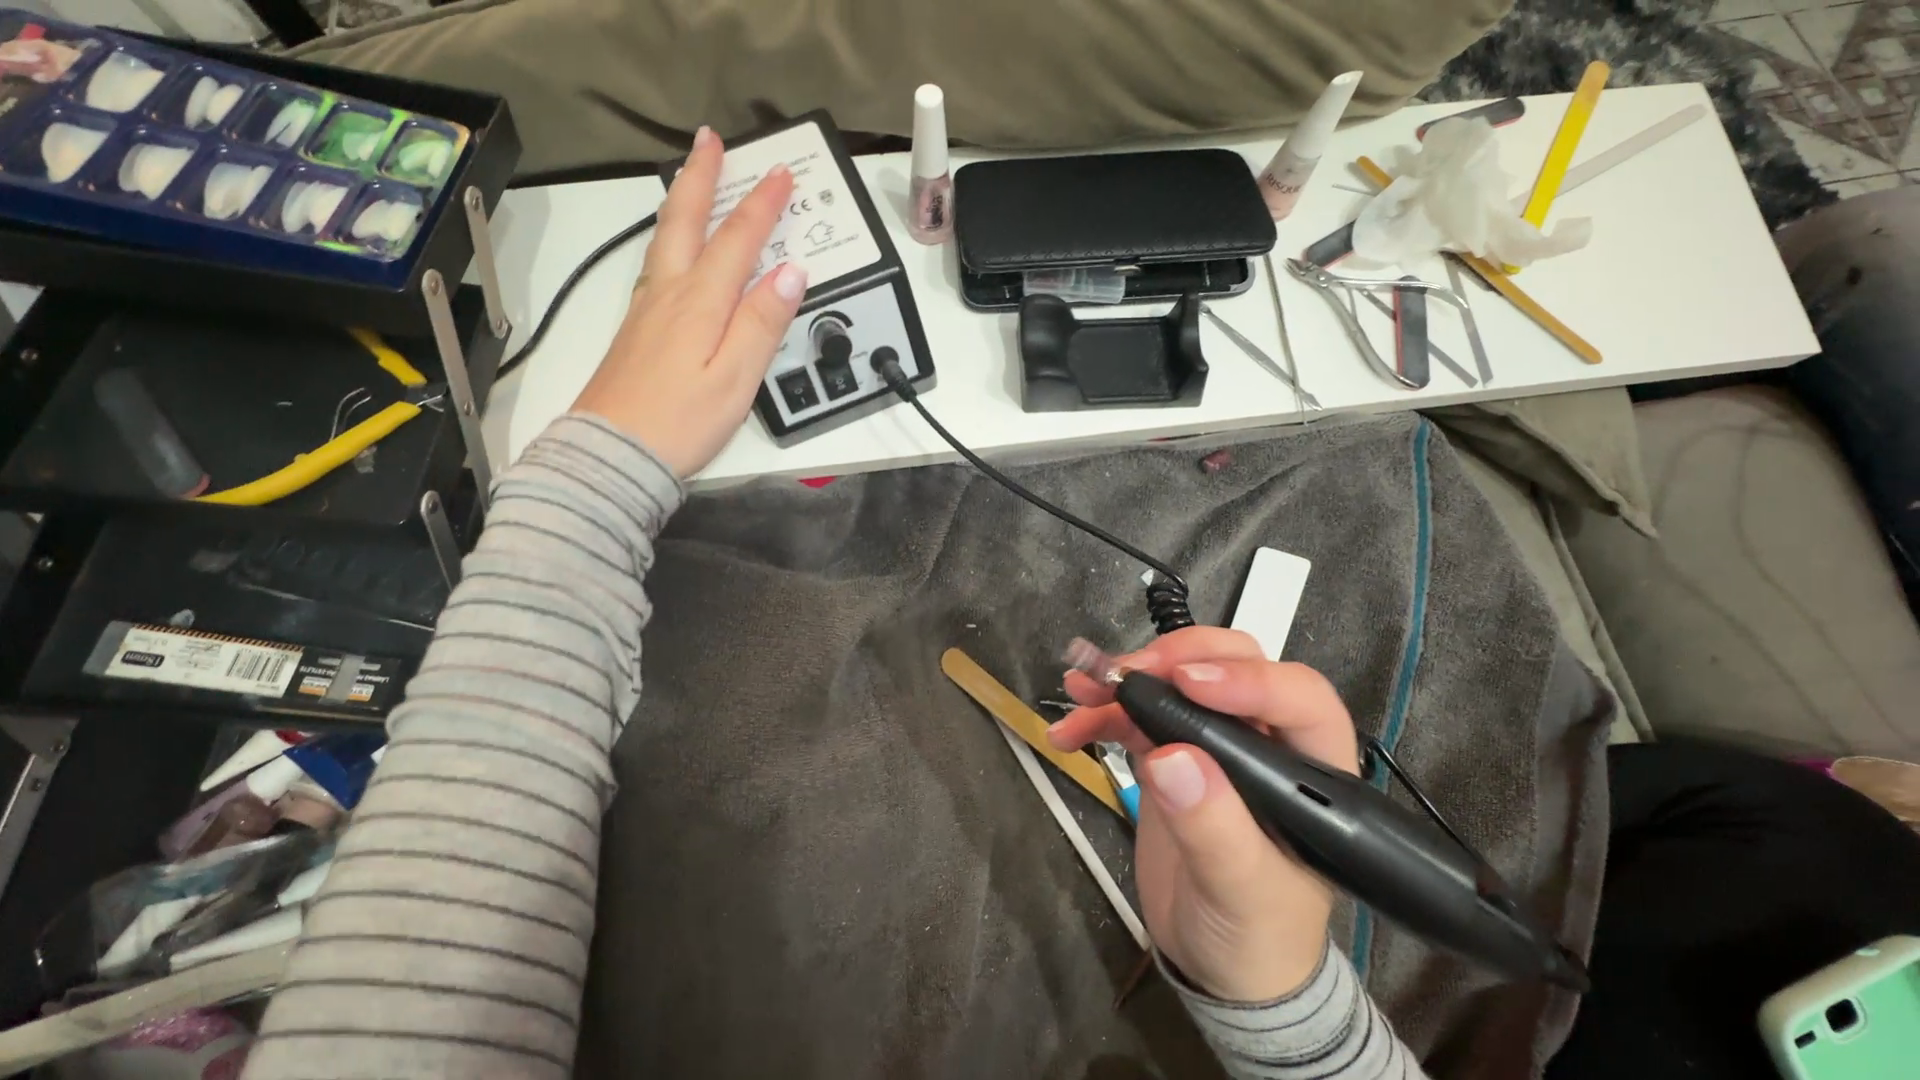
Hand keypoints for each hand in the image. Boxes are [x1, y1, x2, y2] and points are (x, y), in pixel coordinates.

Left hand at [572, 127, 804, 476]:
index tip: (781, 174)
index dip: (761, 205)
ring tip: (691, 175)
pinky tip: (673, 244)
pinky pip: (657, 263)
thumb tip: (790, 273)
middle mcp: (668, 295)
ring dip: (681, 200)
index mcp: (699, 304)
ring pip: (665, 239)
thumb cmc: (679, 423)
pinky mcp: (635, 329)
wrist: (612, 453)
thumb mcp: (735, 380)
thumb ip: (762, 325)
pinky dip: (670, 236)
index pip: (737, 241)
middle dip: (702, 178)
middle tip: (710, 139)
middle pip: (685, 223)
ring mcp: (646, 310)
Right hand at [1048, 627, 1360, 1002]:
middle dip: (1177, 661)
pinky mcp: (1173, 756)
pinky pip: (1139, 716)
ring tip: (1082, 692)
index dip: (1247, 679)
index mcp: (1312, 770)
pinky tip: (1071, 728)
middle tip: (1128, 676)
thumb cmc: (1256, 935)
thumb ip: (1214, 829)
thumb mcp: (1241, 892)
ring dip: (1127, 682)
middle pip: (1235, 666)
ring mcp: (1217, 746)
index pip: (1297, 697)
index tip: (1185, 683)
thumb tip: (1170, 758)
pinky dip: (1102, 714)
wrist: (1218, 965)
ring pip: (1180, 681)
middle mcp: (1268, 742)